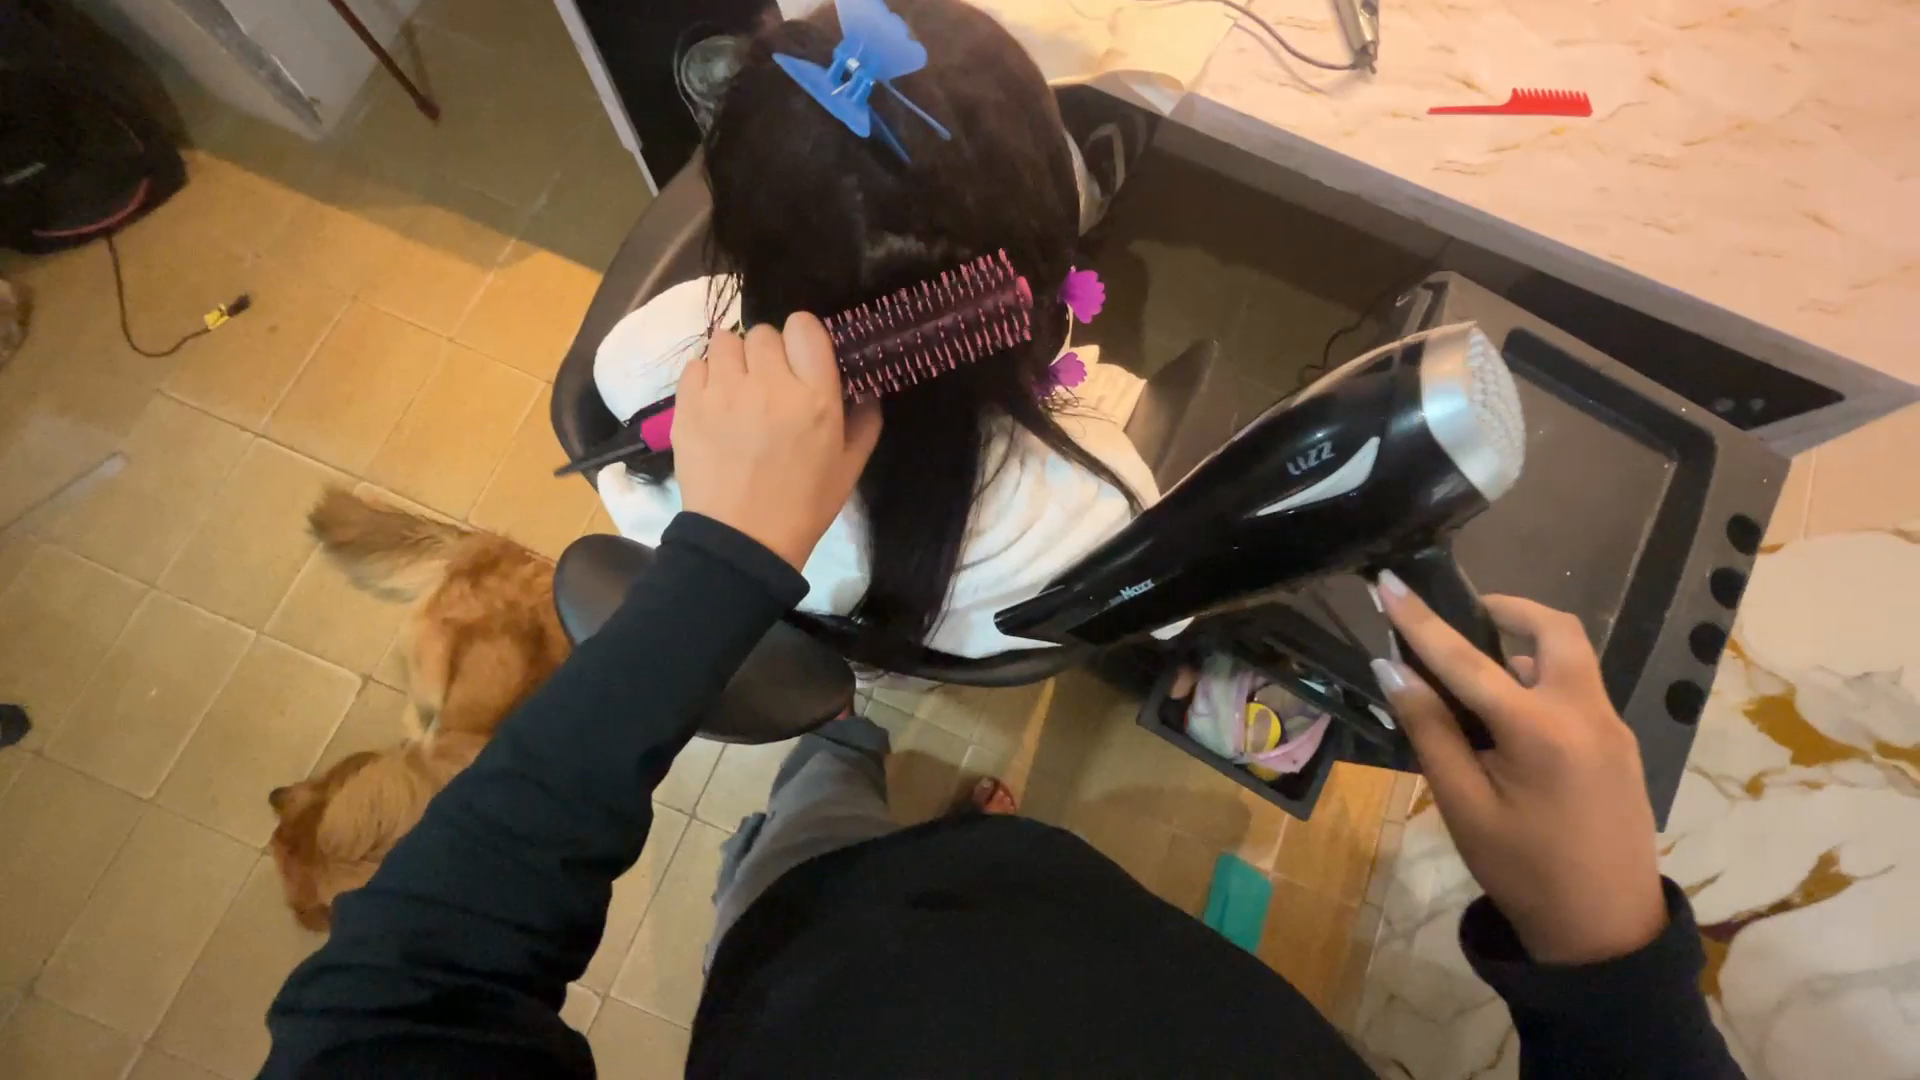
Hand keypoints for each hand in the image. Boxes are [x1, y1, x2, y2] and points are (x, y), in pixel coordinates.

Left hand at [673, 315, 881, 570]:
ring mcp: (724, 392)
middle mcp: (770, 384)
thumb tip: (865, 389)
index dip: (803, 338)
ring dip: (735, 359)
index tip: (802, 359)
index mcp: (816, 397)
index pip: (804, 326)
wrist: (743, 540)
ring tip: (738, 389)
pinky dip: (707, 376)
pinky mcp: (689, 405)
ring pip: (725, 341)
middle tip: (770, 384)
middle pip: (764, 332)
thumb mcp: (850, 468)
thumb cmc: (804, 506)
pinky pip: (696, 365)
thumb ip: (865, 422)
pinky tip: (715, 403)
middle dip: (769, 353)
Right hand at [1370, 573, 1665, 964]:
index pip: (1465, 659)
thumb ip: (1429, 727)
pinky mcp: (1618, 746)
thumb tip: (1392, 669)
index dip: (1419, 619)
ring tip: (1471, 671)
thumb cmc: (1520, 867)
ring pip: (1571, 657)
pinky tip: (1503, 712)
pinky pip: (1577, 688)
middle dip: (1508, 609)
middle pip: (1556, 631)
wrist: (1606, 932)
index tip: (1388, 582)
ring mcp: (1611, 728)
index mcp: (1541, 730)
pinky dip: (1538, 676)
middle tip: (1463, 613)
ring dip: (1522, 644)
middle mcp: (1586, 714)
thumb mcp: (1460, 800)